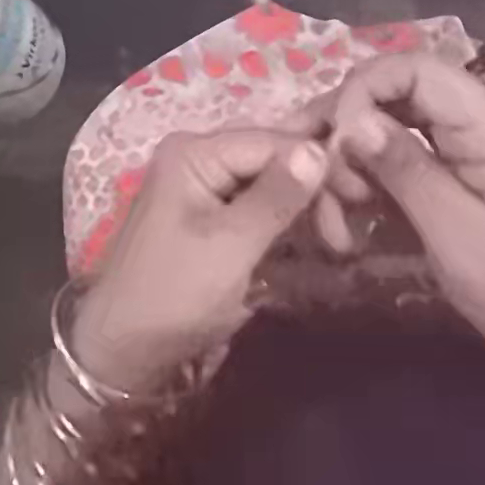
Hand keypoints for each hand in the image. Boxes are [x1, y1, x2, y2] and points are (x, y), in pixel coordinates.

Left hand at [71, 129, 328, 391]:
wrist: (123, 344)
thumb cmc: (175, 291)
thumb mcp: (232, 245)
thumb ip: (276, 196)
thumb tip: (318, 148)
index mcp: (194, 151)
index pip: (270, 140)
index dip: (317, 164)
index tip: (362, 198)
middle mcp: (195, 155)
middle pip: (268, 156)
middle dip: (312, 188)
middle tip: (345, 234)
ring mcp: (198, 183)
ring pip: (265, 180)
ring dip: (302, 207)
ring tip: (335, 243)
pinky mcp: (205, 212)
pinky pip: (252, 202)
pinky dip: (282, 219)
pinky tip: (311, 239)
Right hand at [317, 54, 484, 427]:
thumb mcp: (466, 243)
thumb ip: (410, 174)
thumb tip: (354, 121)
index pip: (414, 68)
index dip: (362, 91)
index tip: (337, 143)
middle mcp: (480, 122)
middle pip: (390, 89)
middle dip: (342, 125)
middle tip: (312, 172)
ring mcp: (467, 144)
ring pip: (383, 119)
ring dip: (347, 156)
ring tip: (335, 209)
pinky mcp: (455, 166)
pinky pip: (394, 149)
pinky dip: (363, 174)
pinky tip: (350, 212)